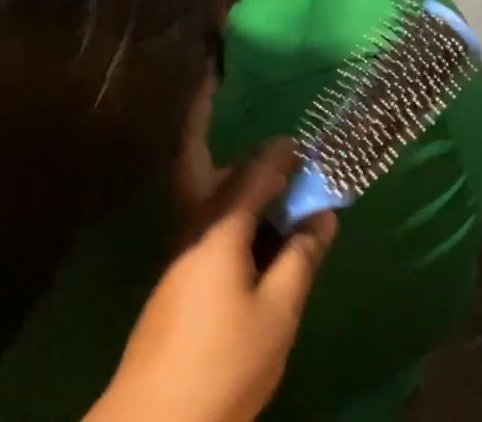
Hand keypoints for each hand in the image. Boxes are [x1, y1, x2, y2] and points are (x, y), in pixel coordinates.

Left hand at [88, 140, 339, 421]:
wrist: (158, 418)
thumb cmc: (224, 360)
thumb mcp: (277, 312)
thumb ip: (300, 258)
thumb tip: (323, 214)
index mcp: (217, 227)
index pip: (252, 172)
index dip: (279, 154)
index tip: (304, 144)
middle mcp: (191, 227)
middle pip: (193, 162)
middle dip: (200, 123)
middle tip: (212, 92)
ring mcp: (178, 251)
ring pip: (197, 192)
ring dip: (222, 170)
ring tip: (258, 168)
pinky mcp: (177, 276)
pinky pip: (202, 221)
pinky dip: (225, 206)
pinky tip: (251, 225)